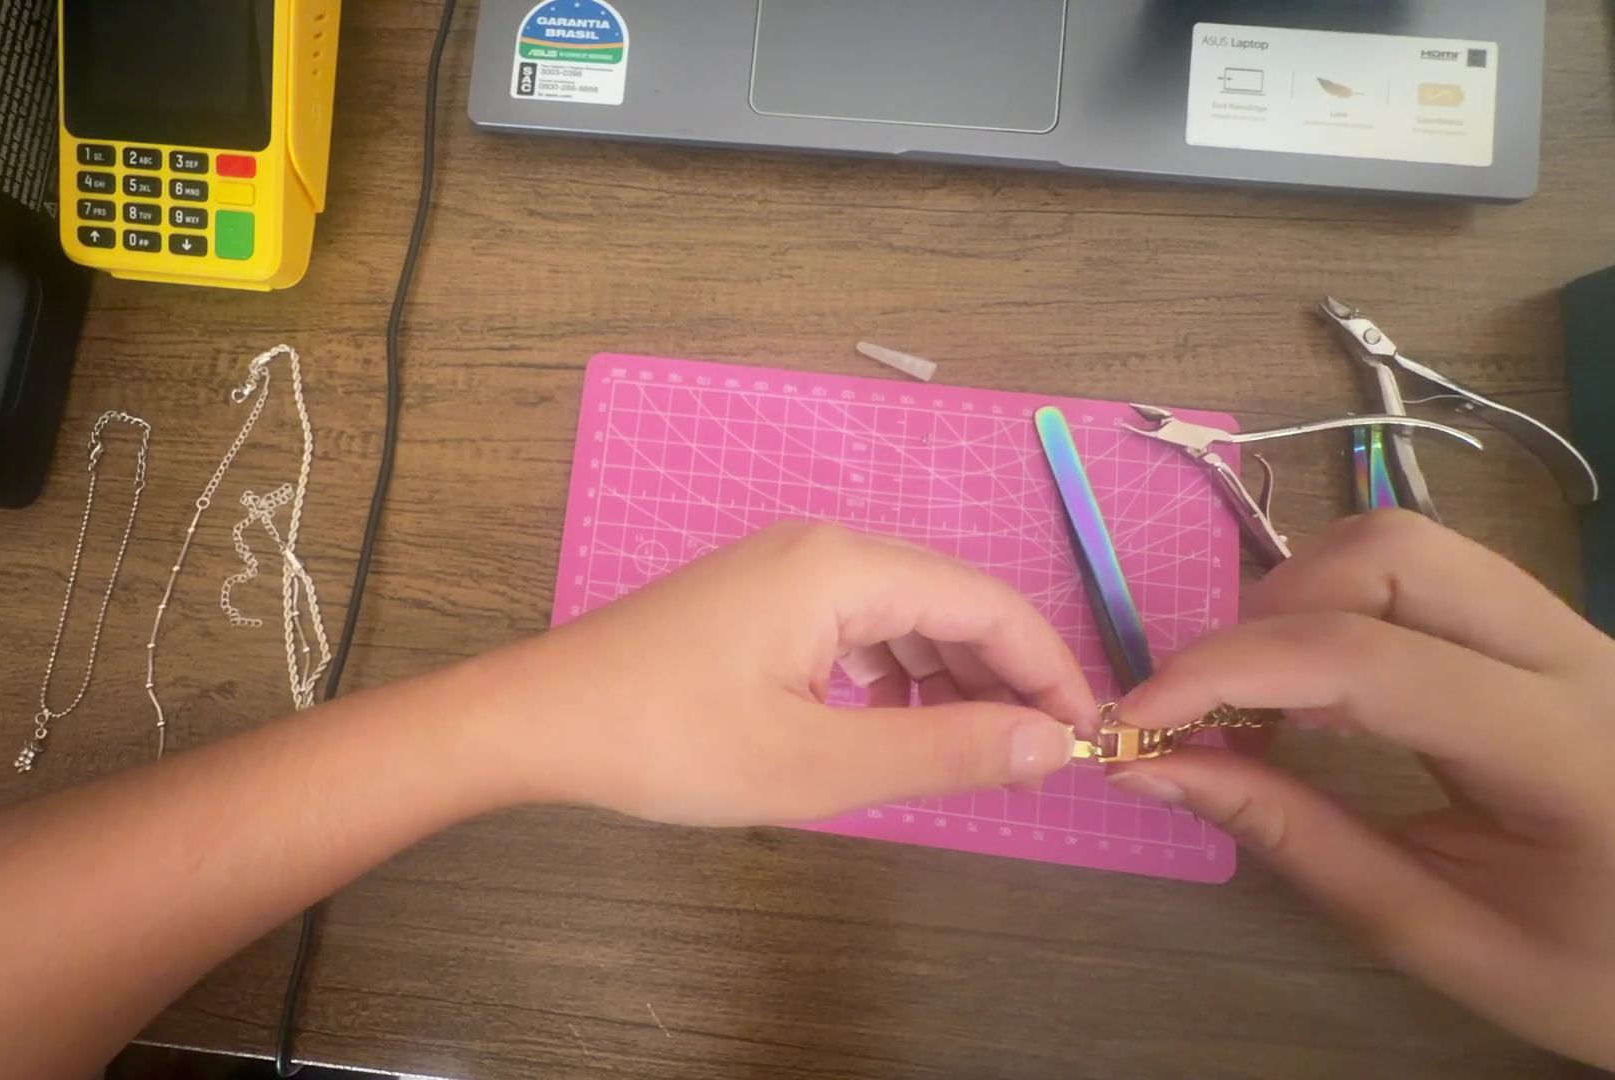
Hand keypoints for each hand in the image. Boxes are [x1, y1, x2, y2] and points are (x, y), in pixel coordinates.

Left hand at [480, 522, 1095, 826]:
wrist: (545, 717)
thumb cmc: (674, 740)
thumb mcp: (819, 762)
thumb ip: (944, 748)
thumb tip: (1050, 741)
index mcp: (842, 565)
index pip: (985, 602)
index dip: (1046, 669)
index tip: (1084, 740)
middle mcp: (817, 547)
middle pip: (942, 598)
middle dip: (997, 673)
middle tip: (1030, 757)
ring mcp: (779, 566)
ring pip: (893, 609)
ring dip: (942, 670)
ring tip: (969, 743)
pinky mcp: (752, 595)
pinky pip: (845, 621)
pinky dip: (885, 666)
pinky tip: (887, 713)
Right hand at [1110, 511, 1614, 1068]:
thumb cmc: (1602, 972)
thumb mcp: (1431, 931)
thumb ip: (1281, 833)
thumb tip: (1140, 768)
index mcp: (1572, 755)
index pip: (1363, 662)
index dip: (1222, 673)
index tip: (1131, 717)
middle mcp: (1579, 662)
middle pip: (1387, 556)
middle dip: (1266, 613)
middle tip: (1225, 701)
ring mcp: (1568, 634)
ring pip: (1393, 547)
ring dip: (1291, 601)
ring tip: (1267, 693)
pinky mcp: (1538, 631)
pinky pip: (1406, 574)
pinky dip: (1321, 609)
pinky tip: (1313, 689)